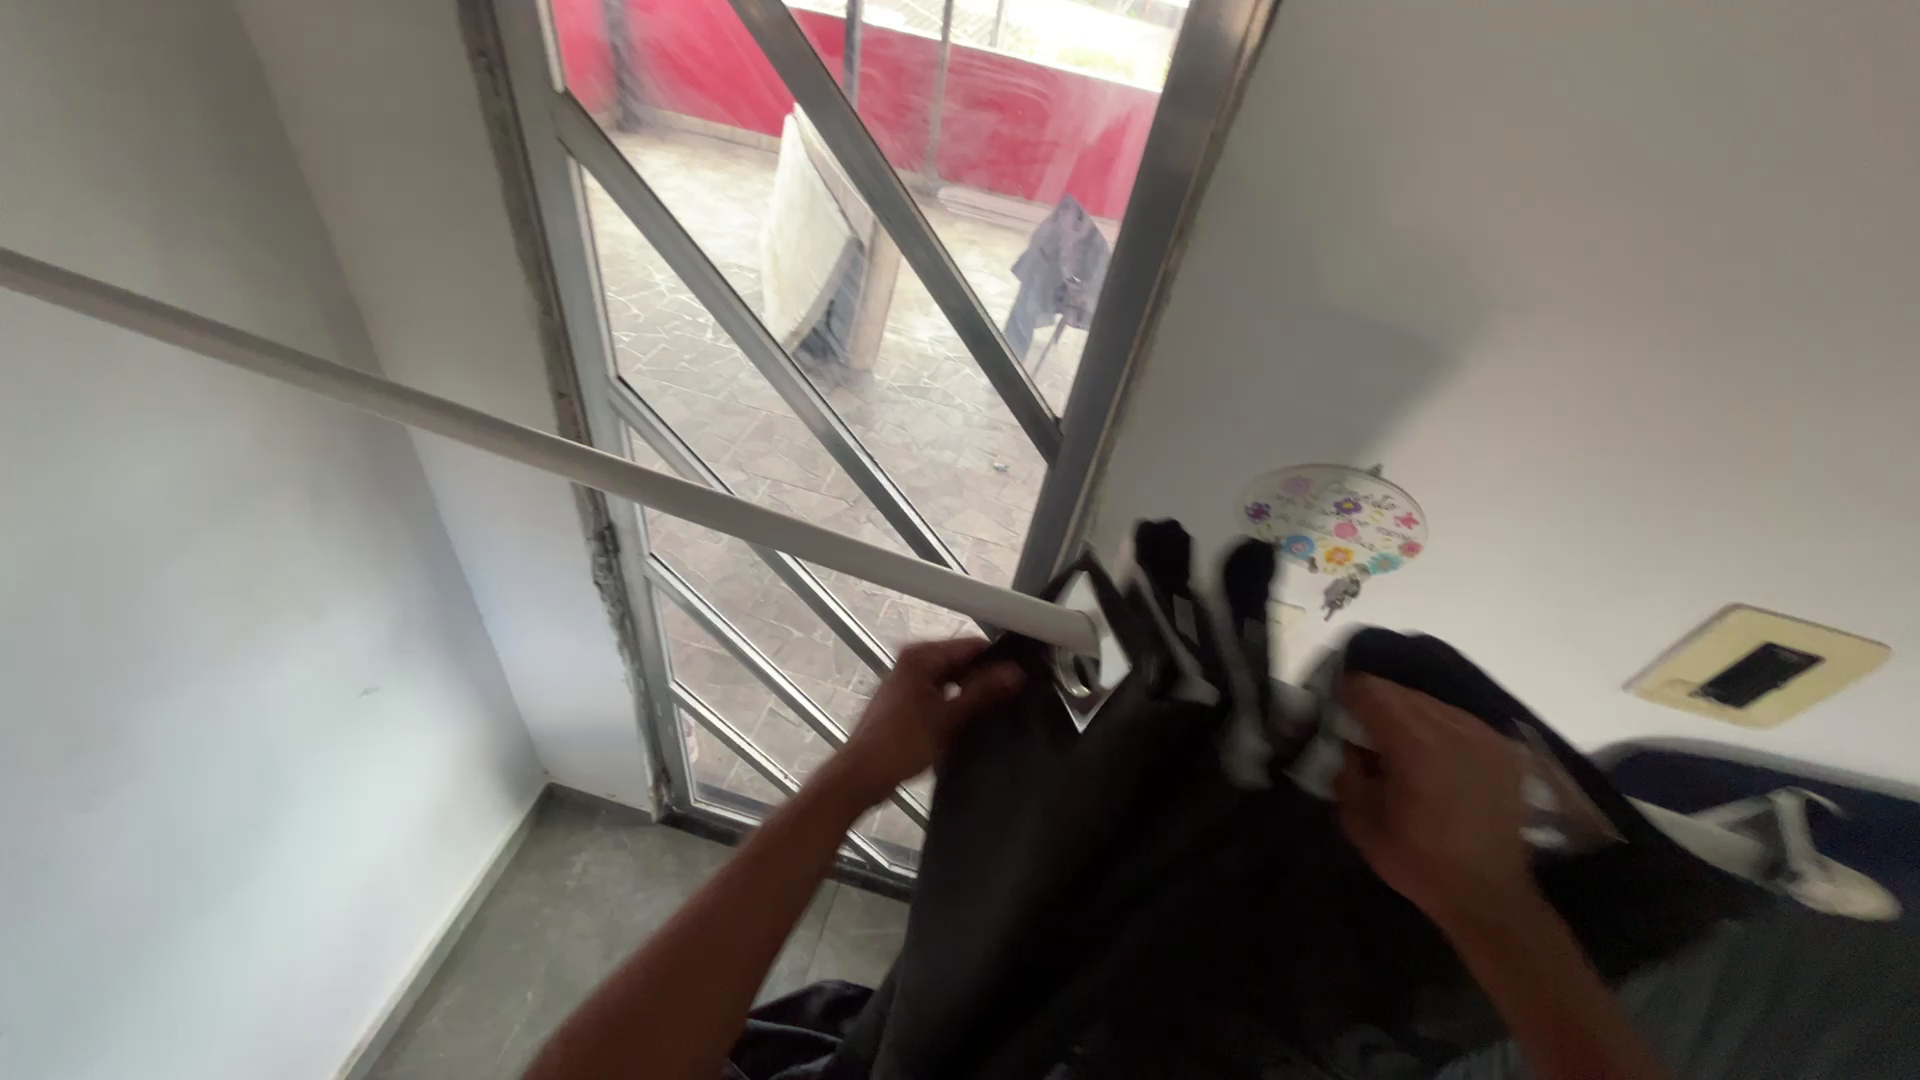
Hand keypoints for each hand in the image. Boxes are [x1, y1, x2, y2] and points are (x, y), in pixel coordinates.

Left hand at [818, 638, 1024, 809]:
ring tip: (993, 710)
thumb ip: (984, 692)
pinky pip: (939, 693)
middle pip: (960, 661)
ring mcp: (907, 680)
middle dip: (983, 677)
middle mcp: (911, 661)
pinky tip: (968, 720)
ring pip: (951, 679)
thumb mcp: (950, 718)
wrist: (862, 775)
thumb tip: (1014, 674)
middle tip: (1011, 695)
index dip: (997, 659)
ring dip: (969, 692)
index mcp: (920, 655)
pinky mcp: (905, 700)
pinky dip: (954, 703)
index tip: (1020, 674)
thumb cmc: (898, 746)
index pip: (971, 644)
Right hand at [1334, 673, 1538, 931]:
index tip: (1333, 716)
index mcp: (1415, 744)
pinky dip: (1436, 730)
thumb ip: (1346, 768)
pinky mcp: (1504, 750)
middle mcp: (1454, 729)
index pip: (1369, 689)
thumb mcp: (1358, 817)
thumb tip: (1348, 743)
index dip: (1344, 696)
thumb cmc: (1417, 860)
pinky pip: (1457, 720)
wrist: (1489, 897)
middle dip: (1373, 707)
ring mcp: (1484, 737)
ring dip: (1406, 717)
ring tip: (1398, 750)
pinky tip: (1433, 760)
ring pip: (1429, 703)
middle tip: (1360, 737)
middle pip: (1398, 692)